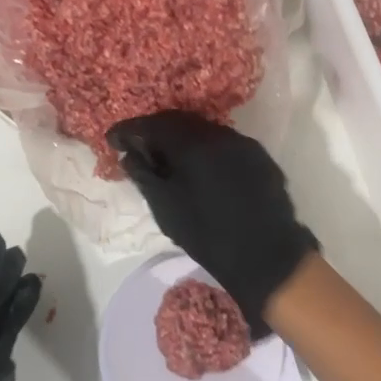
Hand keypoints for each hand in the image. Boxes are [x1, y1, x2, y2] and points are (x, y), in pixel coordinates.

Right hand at [107, 111, 318, 338]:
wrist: (267, 257)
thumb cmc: (208, 234)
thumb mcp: (165, 208)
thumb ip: (144, 174)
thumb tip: (129, 154)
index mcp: (195, 144)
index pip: (154, 124)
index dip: (130, 130)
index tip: (113, 140)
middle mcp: (221, 135)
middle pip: (181, 122)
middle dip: (156, 132)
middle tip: (137, 148)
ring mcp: (245, 144)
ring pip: (204, 133)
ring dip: (182, 141)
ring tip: (167, 160)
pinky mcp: (260, 159)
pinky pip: (224, 146)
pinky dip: (205, 152)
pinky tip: (199, 171)